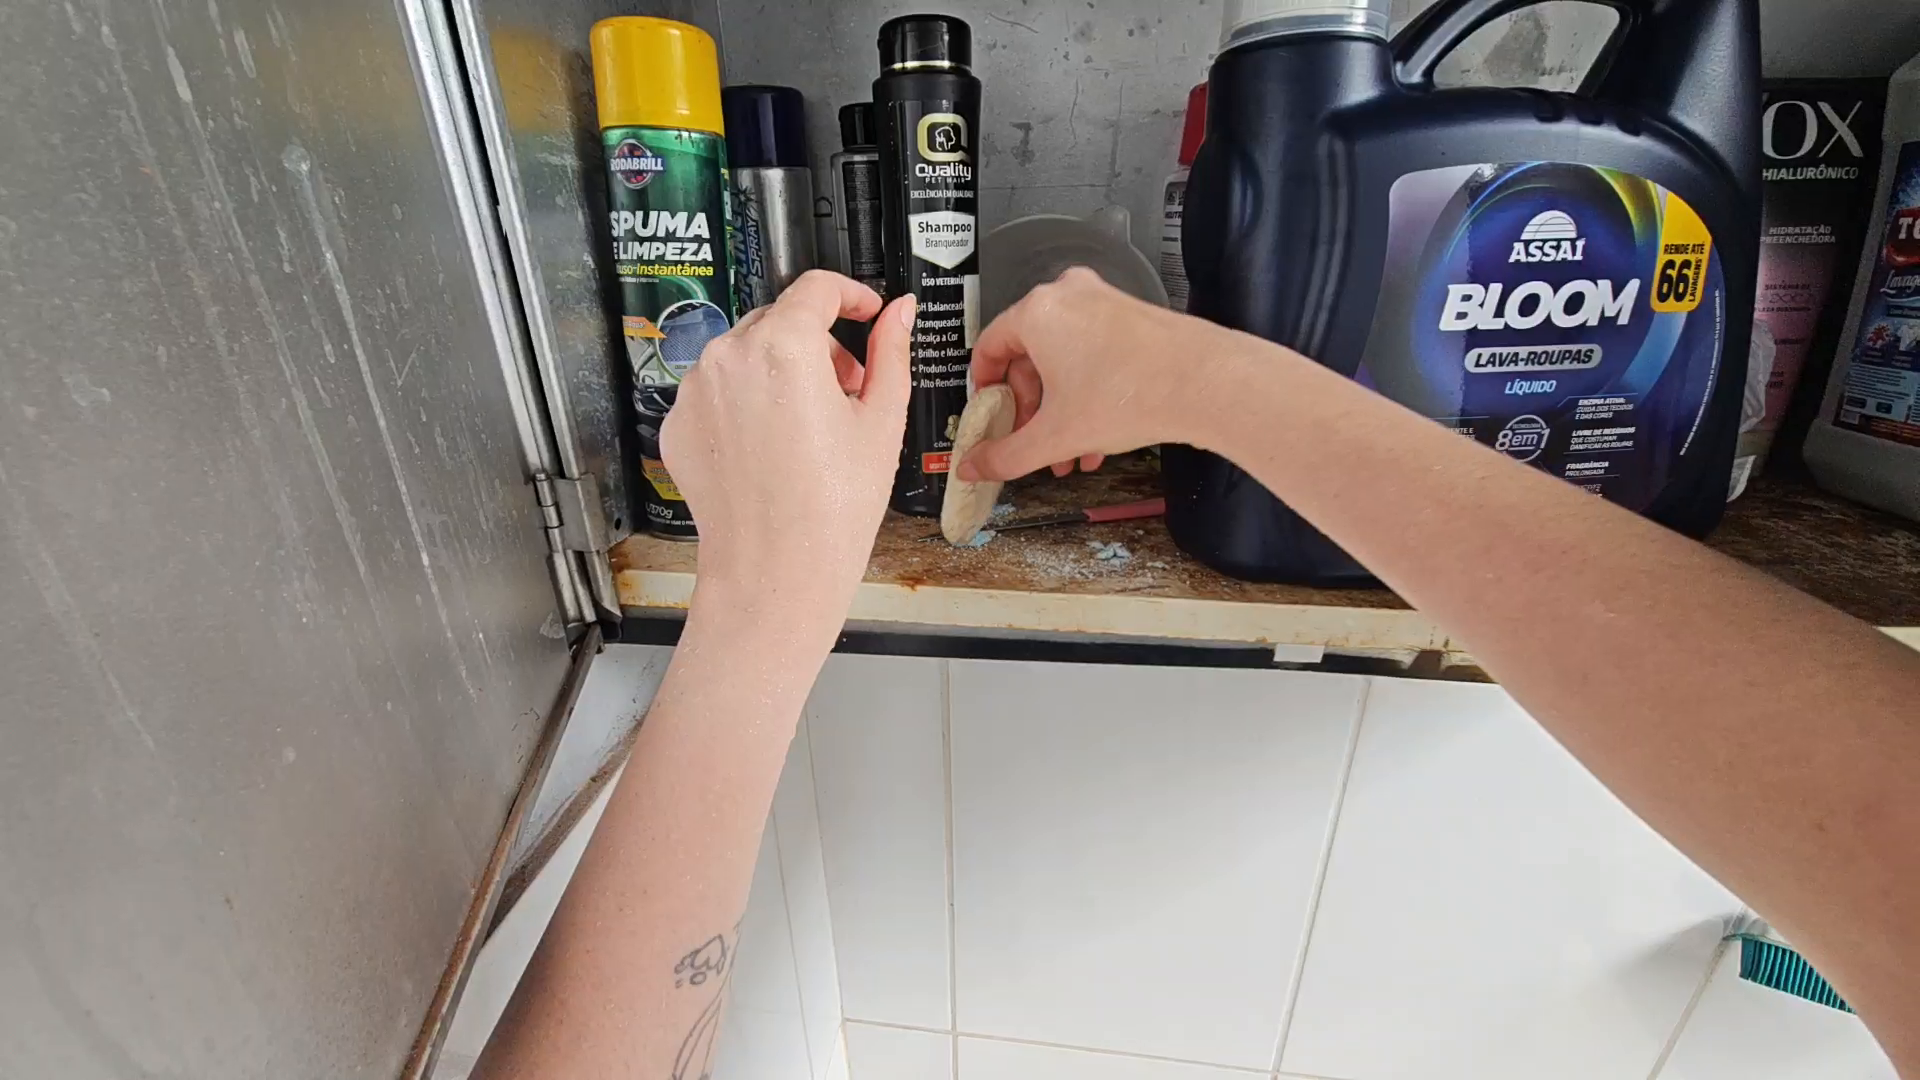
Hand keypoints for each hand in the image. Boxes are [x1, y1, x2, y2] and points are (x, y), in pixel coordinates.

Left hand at [661, 271, 915, 631]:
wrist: (777, 572)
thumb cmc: (833, 508)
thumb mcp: (880, 423)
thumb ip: (891, 353)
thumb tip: (899, 312)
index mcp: (786, 349)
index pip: (817, 289)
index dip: (851, 294)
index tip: (865, 311)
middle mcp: (730, 358)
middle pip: (781, 321)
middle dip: (820, 344)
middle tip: (849, 391)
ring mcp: (695, 391)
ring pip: (746, 353)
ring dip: (781, 371)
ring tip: (810, 426)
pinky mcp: (677, 423)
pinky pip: (718, 389)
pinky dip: (747, 401)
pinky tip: (774, 446)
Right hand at [960, 268, 1222, 480]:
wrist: (1206, 384)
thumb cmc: (1131, 395)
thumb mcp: (1054, 436)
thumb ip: (1005, 455)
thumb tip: (974, 466)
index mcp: (1037, 312)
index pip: (988, 347)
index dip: (985, 392)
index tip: (991, 419)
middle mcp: (1067, 298)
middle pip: (1027, 358)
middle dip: (1029, 411)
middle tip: (1031, 443)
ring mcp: (1103, 304)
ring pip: (1062, 363)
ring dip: (1059, 412)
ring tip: (1068, 455)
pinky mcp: (1131, 318)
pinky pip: (1092, 357)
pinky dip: (1085, 396)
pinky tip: (1095, 440)